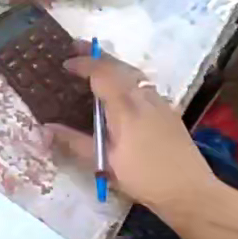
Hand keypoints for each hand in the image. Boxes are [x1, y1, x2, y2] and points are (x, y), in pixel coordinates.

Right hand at [45, 44, 220, 216]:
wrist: (192, 192)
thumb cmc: (145, 177)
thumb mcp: (105, 163)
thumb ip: (75, 142)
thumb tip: (46, 129)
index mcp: (125, 105)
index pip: (101, 73)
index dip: (82, 64)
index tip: (65, 63)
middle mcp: (143, 96)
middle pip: (118, 65)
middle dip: (96, 54)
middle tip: (76, 46)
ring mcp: (159, 102)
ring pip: (133, 72)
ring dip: (112, 64)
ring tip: (96, 64)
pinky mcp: (168, 111)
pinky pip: (142, 83)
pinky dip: (126, 76)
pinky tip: (122, 89)